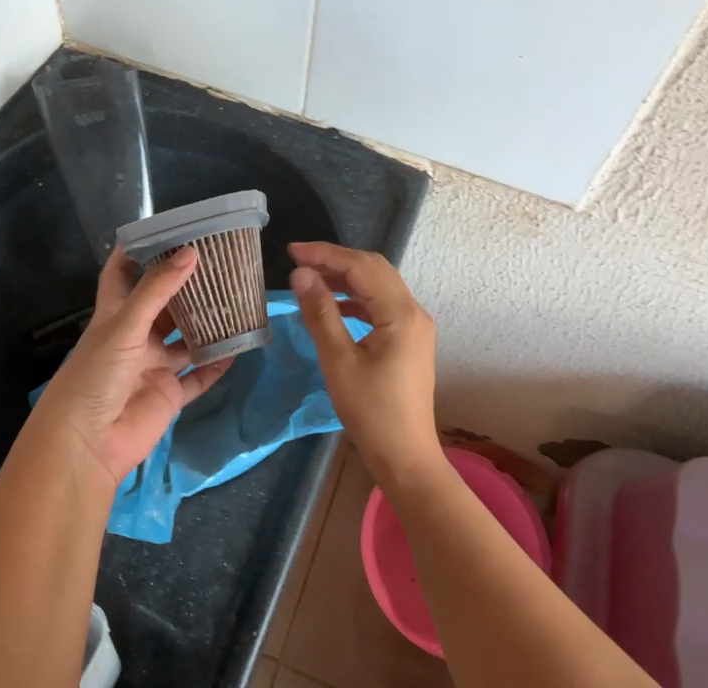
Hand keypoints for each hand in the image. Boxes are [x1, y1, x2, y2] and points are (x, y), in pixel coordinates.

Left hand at [27, 246, 232, 487]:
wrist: (88, 442)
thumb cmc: (96, 375)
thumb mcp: (125, 325)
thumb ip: (158, 289)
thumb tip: (192, 252)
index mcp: (115, 315)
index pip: (123, 274)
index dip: (140, 251)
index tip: (169, 229)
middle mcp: (136, 337)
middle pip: (164, 305)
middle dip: (187, 286)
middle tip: (219, 261)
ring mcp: (154, 366)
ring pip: (186, 339)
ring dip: (207, 323)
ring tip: (236, 299)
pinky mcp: (169, 394)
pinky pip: (198, 376)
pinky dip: (217, 364)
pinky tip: (240, 347)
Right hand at [289, 242, 442, 485]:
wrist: (405, 456)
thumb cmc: (371, 411)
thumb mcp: (338, 361)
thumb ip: (320, 312)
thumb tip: (301, 274)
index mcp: (401, 313)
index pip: (361, 267)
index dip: (325, 254)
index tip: (292, 251)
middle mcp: (414, 311)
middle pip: (374, 269)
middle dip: (336, 260)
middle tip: (299, 260)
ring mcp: (415, 326)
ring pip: (379, 285)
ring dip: (347, 278)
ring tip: (311, 279)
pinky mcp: (410, 340)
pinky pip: (382, 305)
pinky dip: (357, 298)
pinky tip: (333, 306)